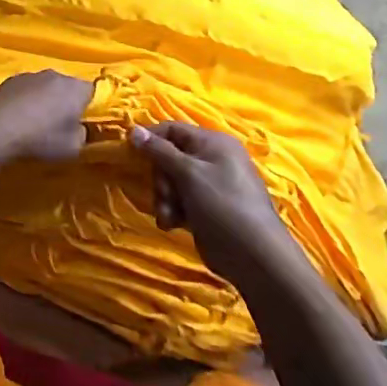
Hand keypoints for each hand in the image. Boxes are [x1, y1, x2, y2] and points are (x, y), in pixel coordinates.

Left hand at [0, 70, 91, 163]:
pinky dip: (26, 98)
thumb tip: (79, 127)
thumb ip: (83, 134)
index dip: (88, 107)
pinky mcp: (10, 79)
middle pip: (68, 86)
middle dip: (66, 101)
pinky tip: (19, 114)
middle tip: (60, 122)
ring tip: (36, 119)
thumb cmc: (40, 139)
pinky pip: (27, 88)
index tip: (81, 122)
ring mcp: (31, 74)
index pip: (92, 91)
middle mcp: (55, 74)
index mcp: (75, 88)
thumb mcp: (72, 148)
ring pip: (46, 85)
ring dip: (45, 98)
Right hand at [132, 122, 290, 274]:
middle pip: (169, 157)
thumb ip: (159, 150)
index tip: (131, 153)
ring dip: (165, 198)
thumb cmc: (222, 205)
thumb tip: (134, 129)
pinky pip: (181, 200)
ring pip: (172, 182)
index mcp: (213, 142)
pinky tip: (174, 224)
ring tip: (170, 216)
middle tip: (165, 196)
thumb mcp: (188, 173)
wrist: (255, 256)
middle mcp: (212, 159)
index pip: (173, 129)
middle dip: (161, 179)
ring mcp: (210, 185)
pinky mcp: (207, 207)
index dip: (151, 139)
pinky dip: (174, 210)